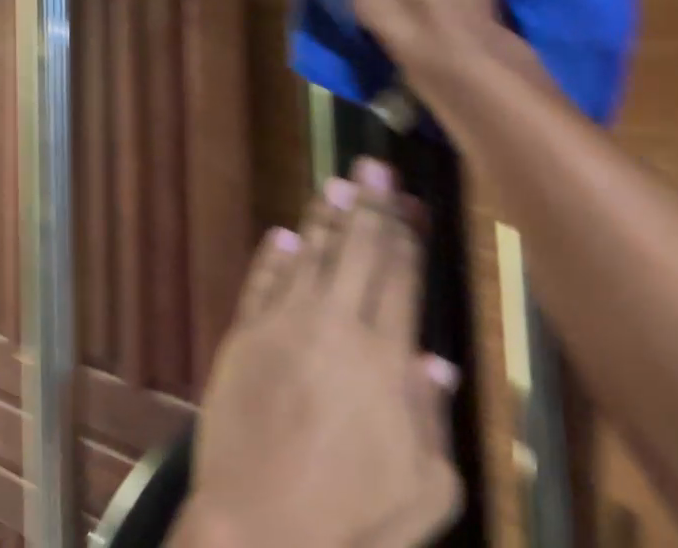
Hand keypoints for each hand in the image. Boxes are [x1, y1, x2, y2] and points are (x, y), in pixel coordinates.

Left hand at [176, 159, 462, 547]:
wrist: (258, 528)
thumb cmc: (352, 519)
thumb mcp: (427, 489)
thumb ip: (432, 419)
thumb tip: (435, 362)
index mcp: (386, 361)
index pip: (400, 281)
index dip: (406, 238)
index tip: (411, 203)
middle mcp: (335, 330)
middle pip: (358, 255)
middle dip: (369, 207)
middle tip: (374, 166)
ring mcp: (282, 329)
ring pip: (310, 260)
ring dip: (324, 220)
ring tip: (337, 183)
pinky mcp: (242, 339)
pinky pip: (261, 285)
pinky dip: (272, 259)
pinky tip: (283, 235)